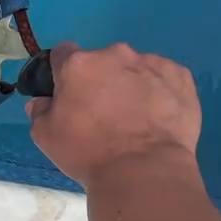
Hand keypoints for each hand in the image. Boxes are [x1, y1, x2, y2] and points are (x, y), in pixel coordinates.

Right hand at [26, 42, 201, 186]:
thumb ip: (40, 111)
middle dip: (97, 79)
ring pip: (133, 68)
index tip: (64, 92)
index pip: (62, 53)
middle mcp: (115, 54)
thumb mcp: (45, 136)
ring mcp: (152, 62)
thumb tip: (42, 101)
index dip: (60, 72)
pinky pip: (161, 77)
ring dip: (127, 84)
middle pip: (101, 61)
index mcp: (78, 65)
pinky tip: (153, 116)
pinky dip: (155, 91)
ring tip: (130, 116)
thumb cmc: (85, 150)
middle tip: (98, 111)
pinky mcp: (181, 76)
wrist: (142, 167)